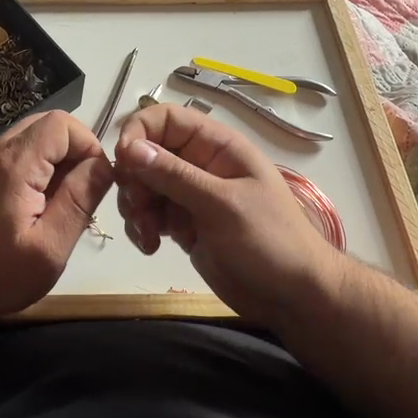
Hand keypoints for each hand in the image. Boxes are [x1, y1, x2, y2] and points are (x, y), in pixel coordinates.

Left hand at [0, 110, 114, 324]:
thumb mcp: (49, 248)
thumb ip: (79, 201)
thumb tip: (105, 165)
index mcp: (13, 165)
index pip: (62, 124)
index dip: (87, 146)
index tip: (96, 183)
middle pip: (49, 123)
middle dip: (75, 151)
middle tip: (81, 193)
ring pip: (36, 134)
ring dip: (58, 159)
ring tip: (62, 201)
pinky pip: (22, 149)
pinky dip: (40, 165)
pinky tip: (41, 203)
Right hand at [114, 104, 345, 330]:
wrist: (295, 299)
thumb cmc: (270, 241)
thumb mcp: (221, 205)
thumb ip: (174, 175)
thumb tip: (128, 148)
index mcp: (216, 145)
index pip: (166, 118)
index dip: (139, 131)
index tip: (122, 159)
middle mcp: (200, 164)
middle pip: (147, 152)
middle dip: (134, 178)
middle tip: (137, 206)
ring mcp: (190, 194)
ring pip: (143, 185)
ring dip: (135, 207)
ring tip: (147, 234)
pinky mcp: (183, 224)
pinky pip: (149, 213)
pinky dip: (142, 227)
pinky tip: (150, 246)